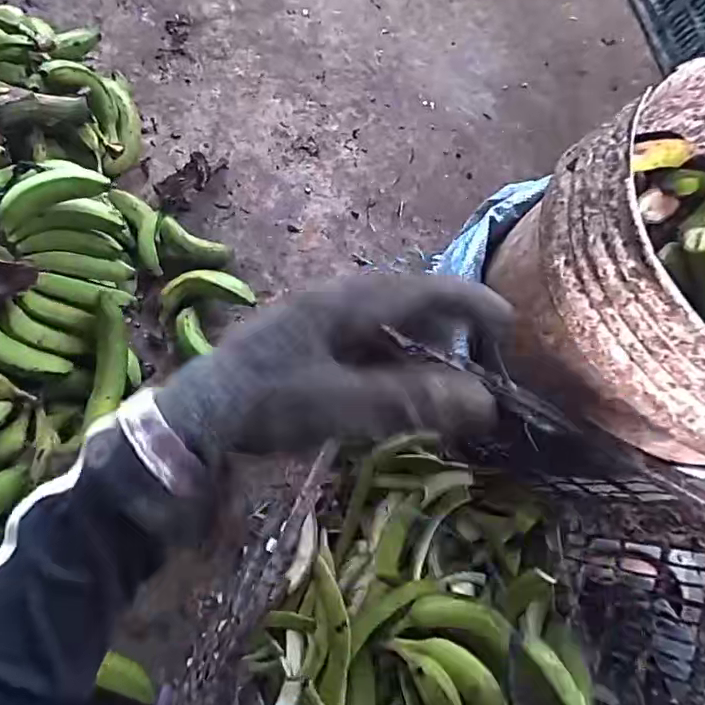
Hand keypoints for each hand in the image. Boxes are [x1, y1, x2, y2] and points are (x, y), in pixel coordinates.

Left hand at [155, 273, 512, 461]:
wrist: (197, 415)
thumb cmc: (269, 404)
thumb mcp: (343, 405)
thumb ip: (411, 401)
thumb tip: (484, 403)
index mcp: (343, 303)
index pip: (421, 290)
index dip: (468, 302)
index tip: (506, 320)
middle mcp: (329, 298)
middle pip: (402, 296)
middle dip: (443, 316)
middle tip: (476, 344)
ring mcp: (311, 315)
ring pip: (379, 314)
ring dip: (414, 334)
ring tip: (438, 363)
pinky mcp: (298, 336)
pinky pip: (357, 333)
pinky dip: (385, 350)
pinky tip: (387, 374)